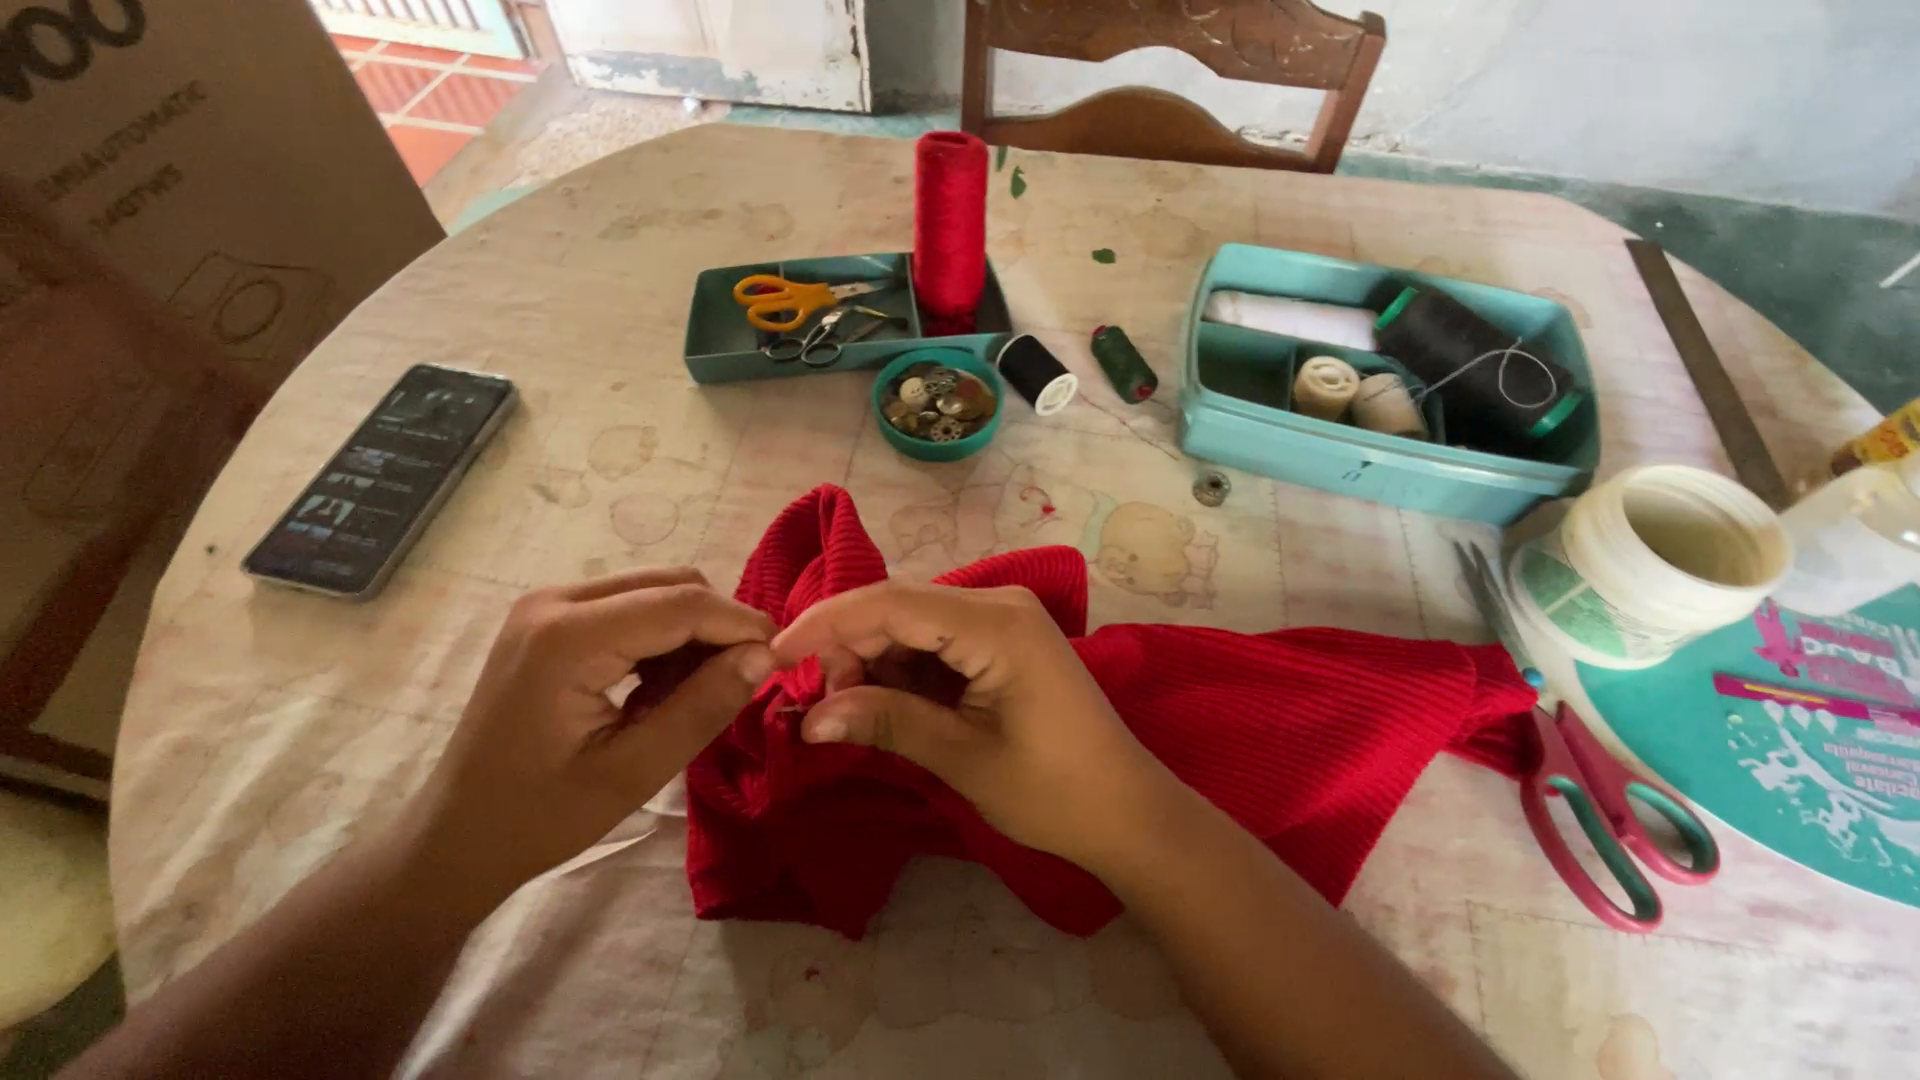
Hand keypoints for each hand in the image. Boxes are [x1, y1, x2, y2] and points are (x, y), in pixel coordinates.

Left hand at [402, 568, 776, 899]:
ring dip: (691, 634)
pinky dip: (663, 638)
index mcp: (566, 637)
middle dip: (718, 627)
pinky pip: (631, 606)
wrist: (456, 835)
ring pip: (655, 591)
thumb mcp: (633, 772)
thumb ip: (702, 708)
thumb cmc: (540, 816)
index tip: (783, 660)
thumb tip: (765, 657)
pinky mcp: (550, 619)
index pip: (681, 604)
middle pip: (671, 585)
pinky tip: (657, 690)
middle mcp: (554, 601)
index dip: (741, 625)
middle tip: (738, 684)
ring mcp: (548, 605)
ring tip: (689, 697)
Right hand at [771, 580, 1174, 870]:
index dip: (826, 626)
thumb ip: (887, 722)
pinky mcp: (1002, 642)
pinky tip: (885, 704)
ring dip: (872, 661)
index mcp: (997, 625)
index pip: (891, 603)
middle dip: (848, 649)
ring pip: (911, 624)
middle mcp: (999, 605)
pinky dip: (902, 670)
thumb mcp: (963, 759)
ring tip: (849, 713)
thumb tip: (808, 716)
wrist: (1125, 812)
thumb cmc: (1053, 792)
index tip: (774, 658)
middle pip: (898, 608)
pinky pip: (935, 642)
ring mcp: (1003, 621)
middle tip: (816, 707)